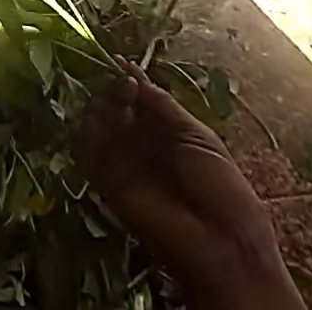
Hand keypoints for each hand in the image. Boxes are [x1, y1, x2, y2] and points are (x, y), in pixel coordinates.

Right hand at [77, 58, 303, 309]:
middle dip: (113, 89)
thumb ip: (165, 107)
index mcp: (165, 131)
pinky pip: (88, 153)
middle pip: (115, 107)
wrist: (225, 249)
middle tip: (117, 81)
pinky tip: (96, 120)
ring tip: (116, 100)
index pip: (138, 98)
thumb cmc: (223, 191)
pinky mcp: (108, 183)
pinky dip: (86, 133)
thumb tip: (133, 73)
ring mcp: (123, 162)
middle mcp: (140, 142)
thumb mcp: (200, 139)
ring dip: (101, 107)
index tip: (117, 61)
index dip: (127, 79)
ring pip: (99, 124)